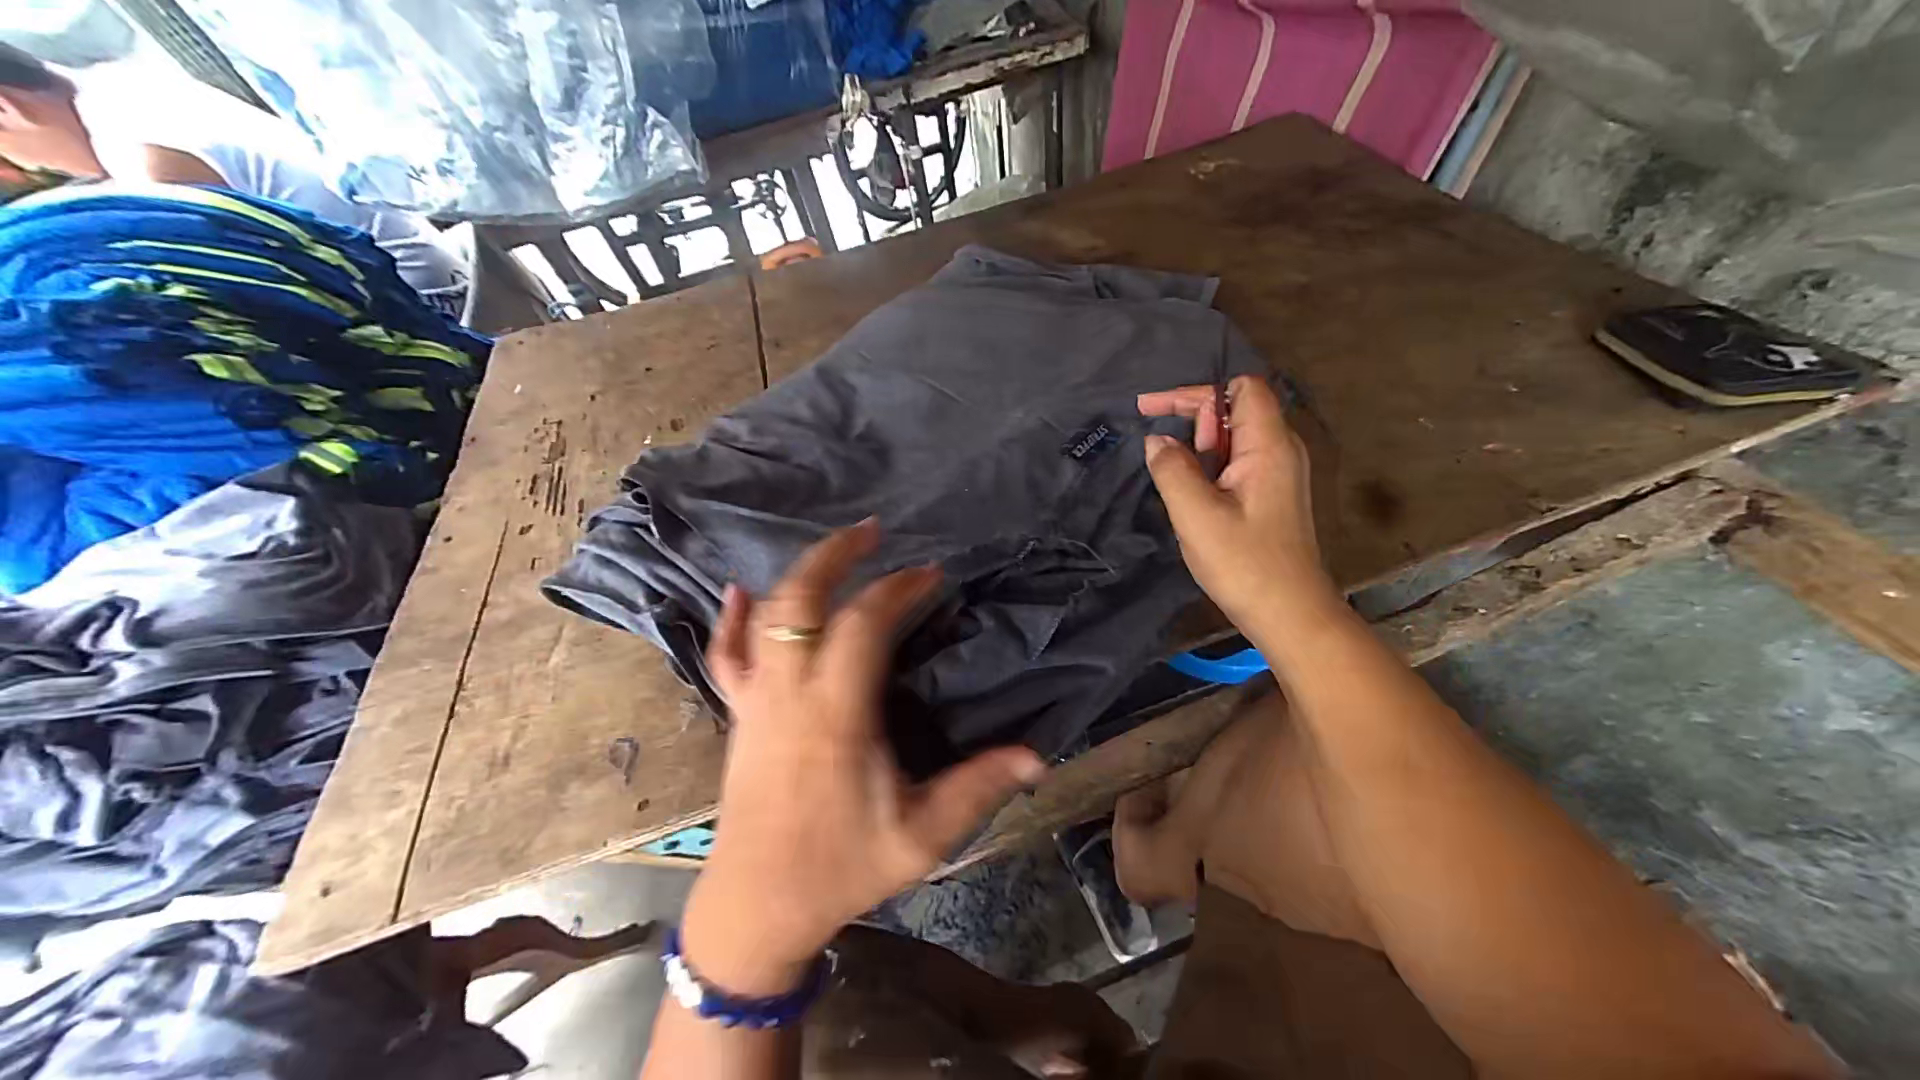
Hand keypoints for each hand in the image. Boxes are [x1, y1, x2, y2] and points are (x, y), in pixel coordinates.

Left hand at [679, 521, 1047, 995]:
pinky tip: (738, 591)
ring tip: (834, 549)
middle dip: (837, 556)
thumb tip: (1036, 757)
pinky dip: (730, 619)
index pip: (864, 626)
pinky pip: (725, 656)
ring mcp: (755, 701)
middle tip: (873, 531)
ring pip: (765, 618)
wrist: (756, 905)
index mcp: (836, 716)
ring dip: (799, 575)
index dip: (898, 589)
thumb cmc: (840, 868)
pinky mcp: (738, 715)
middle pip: (802, 601)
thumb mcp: (920, 837)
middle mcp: (789, 694)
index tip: (930, 574)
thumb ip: (976, 789)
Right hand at [1137, 375, 1336, 628]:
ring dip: (1200, 448)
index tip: (1153, 410)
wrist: (1289, 614)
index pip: (1242, 388)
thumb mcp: (1196, 515)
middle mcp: (1281, 452)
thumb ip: (1172, 469)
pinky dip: (1210, 468)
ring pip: (1235, 439)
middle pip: (1238, 409)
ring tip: (1178, 481)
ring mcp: (1279, 475)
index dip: (1196, 392)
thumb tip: (1156, 441)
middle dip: (1194, 420)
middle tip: (1167, 457)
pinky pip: (1238, 464)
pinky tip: (1192, 495)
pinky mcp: (1272, 497)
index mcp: (1270, 446)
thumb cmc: (1244, 564)